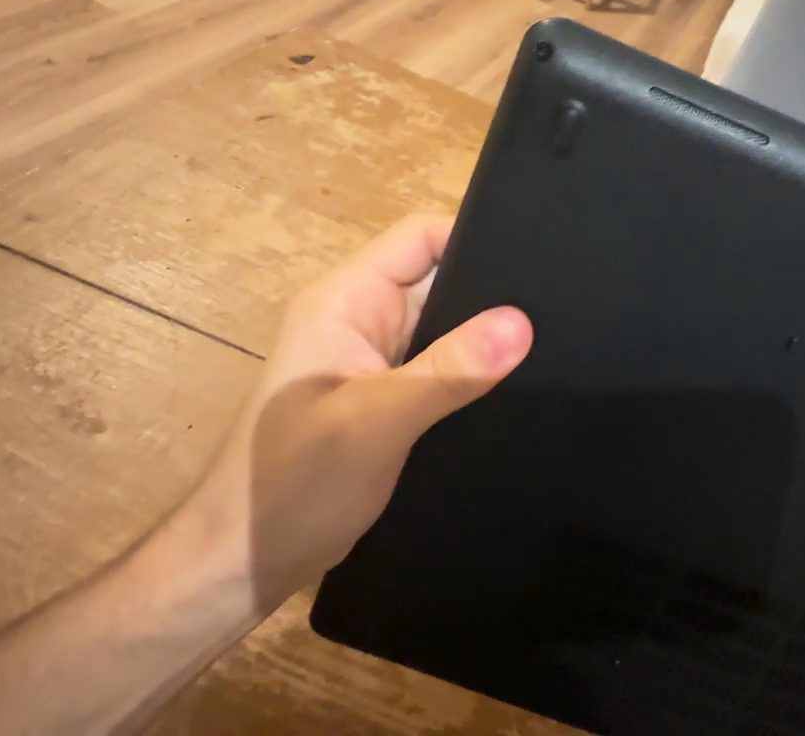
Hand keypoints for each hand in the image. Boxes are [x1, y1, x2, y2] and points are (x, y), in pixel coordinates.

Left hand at [178, 214, 533, 611]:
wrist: (243, 567)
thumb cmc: (291, 484)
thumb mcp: (373, 422)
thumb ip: (448, 371)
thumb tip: (522, 322)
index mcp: (348, 299)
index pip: (421, 236)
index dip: (477, 236)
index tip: (539, 258)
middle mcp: (365, 318)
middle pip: (444, 278)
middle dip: (496, 291)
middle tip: (561, 308)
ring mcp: (379, 360)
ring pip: (451, 327)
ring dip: (491, 337)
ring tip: (556, 344)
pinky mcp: (394, 399)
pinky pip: (448, 368)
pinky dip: (479, 373)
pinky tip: (523, 385)